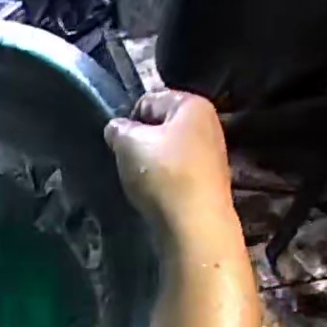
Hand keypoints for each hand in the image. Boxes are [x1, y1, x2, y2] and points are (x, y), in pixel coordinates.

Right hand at [104, 90, 233, 241]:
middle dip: (142, 143)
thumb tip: (115, 128)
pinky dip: (165, 183)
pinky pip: (178, 175)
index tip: (119, 146)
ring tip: (142, 185)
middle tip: (128, 166)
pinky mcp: (208, 183)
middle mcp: (208, 123)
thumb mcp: (129, 146)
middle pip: (162, 127)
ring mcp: (211, 155)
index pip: (150, 100)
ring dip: (152, 166)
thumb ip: (118, 131)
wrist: (195, 225)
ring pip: (170, 153)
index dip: (128, 120)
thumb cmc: (163, 176)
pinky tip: (157, 197)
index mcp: (192, 104)